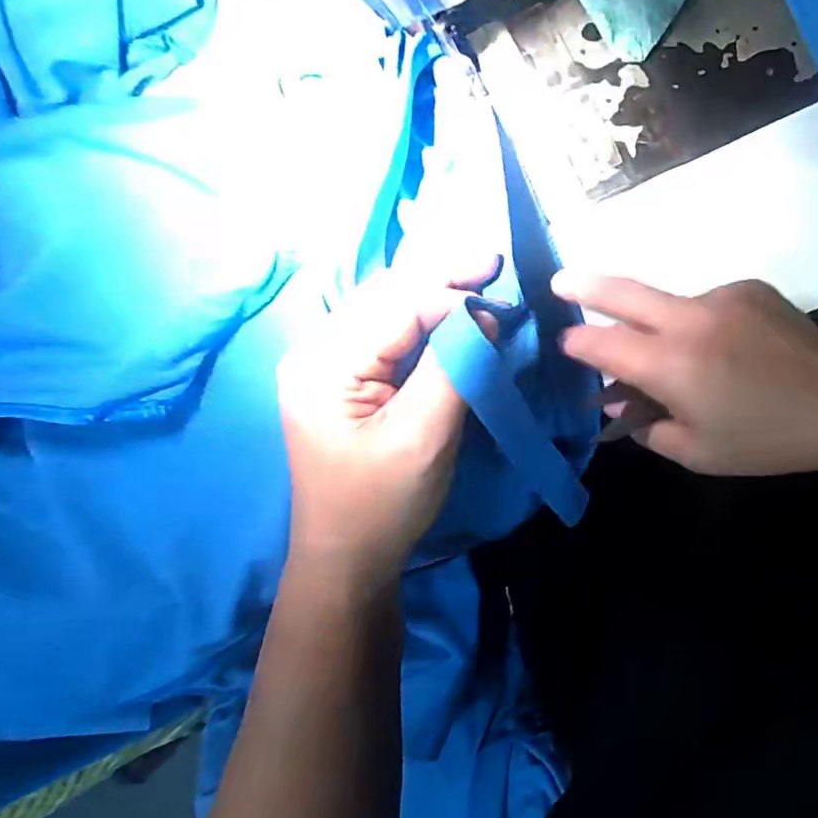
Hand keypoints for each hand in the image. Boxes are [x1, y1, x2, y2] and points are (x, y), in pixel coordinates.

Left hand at [277, 259, 500, 569]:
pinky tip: (451, 312)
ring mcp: (329, 365)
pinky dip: (425, 320)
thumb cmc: (383, 502)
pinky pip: (388, 334)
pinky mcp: (346, 380)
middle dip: (441, 279)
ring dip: (434, 295)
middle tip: (492, 262)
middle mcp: (318, 353)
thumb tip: (483, 317)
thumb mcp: (423, 436)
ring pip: (387, 310)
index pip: (395, 308)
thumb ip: (453, 369)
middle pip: (385, 297)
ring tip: (478, 277)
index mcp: (324, 365)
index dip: (450, 299)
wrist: (348, 556)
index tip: (500, 305)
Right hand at [551, 272, 817, 475]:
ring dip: (664, 325)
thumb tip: (616, 402)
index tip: (565, 344)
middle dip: (585, 286)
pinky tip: (735, 352)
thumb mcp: (699, 452)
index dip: (578, 343)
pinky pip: (710, 305)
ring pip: (672, 305)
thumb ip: (647, 427)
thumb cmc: (767, 439)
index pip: (604, 343)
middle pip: (624, 292)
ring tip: (700, 366)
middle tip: (559, 282)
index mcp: (672, 364)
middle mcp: (690, 319)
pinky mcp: (750, 288)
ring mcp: (722, 296)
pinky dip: (706, 325)